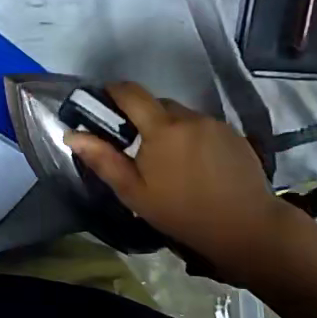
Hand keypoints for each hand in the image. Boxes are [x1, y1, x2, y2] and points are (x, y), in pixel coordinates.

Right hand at [66, 81, 297, 284]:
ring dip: (169, 129)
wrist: (245, 226)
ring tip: (167, 161)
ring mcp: (216, 124)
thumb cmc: (181, 212)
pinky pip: (203, 127)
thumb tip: (72, 134)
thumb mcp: (133, 191)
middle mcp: (190, 117)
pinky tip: (194, 166)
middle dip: (142, 118)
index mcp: (161, 128)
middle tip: (134, 147)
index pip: (131, 93)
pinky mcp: (235, 135)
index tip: (100, 102)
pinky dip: (191, 138)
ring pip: (182, 116)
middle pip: (158, 104)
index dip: (112, 91)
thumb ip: (102, 159)